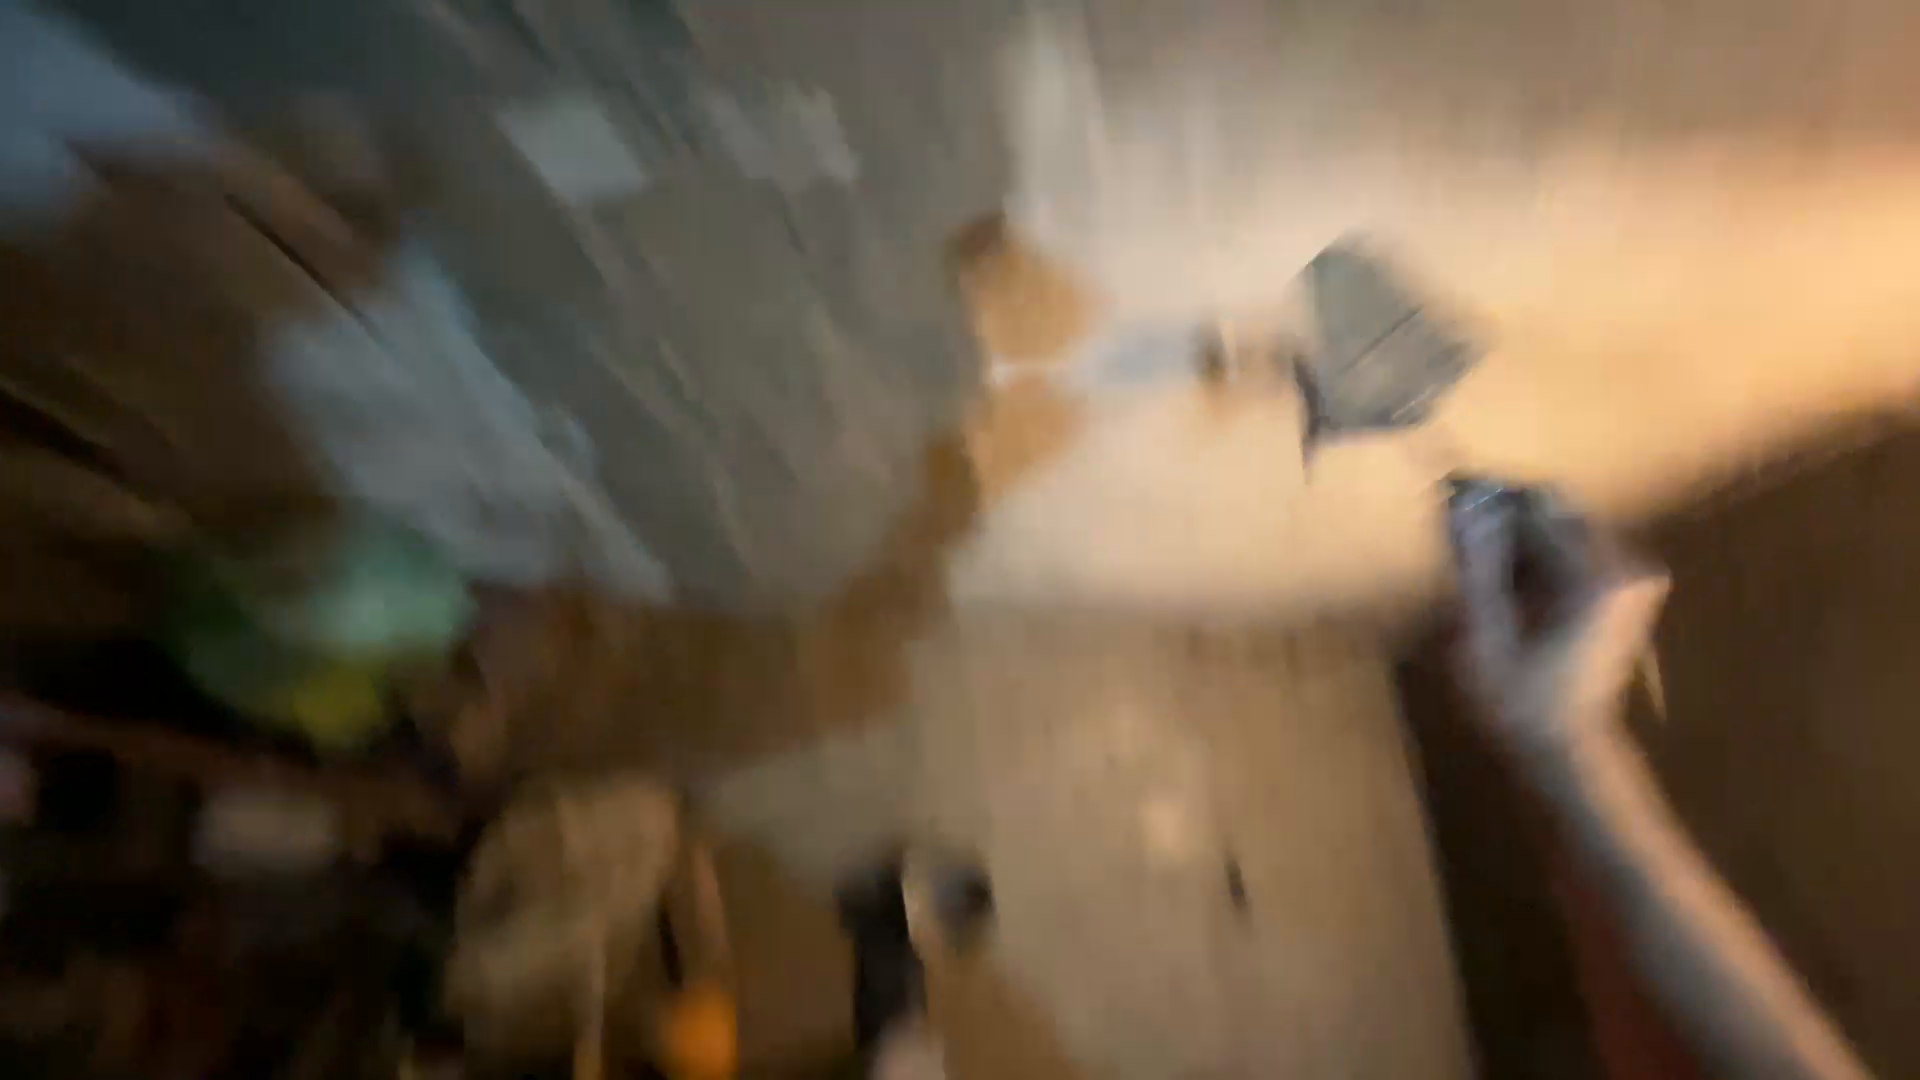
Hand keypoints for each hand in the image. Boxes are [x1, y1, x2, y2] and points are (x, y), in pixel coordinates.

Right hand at [1448, 482, 1669, 763]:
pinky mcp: (1614, 592)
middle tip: (1449, 528)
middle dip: (1499, 513)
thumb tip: (1463, 503)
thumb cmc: (1515, 695)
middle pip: (1553, 511)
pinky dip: (1525, 553)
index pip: (1541, 503)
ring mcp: (1625, 579)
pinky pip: (1563, 551)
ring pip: (1556, 529)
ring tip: (1464, 554)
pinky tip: (1494, 578)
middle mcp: (1625, 565)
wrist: (1559, 748)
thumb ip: (1477, 562)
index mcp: (1598, 573)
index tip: (1443, 494)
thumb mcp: (1483, 628)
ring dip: (1509, 534)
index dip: (1489, 494)